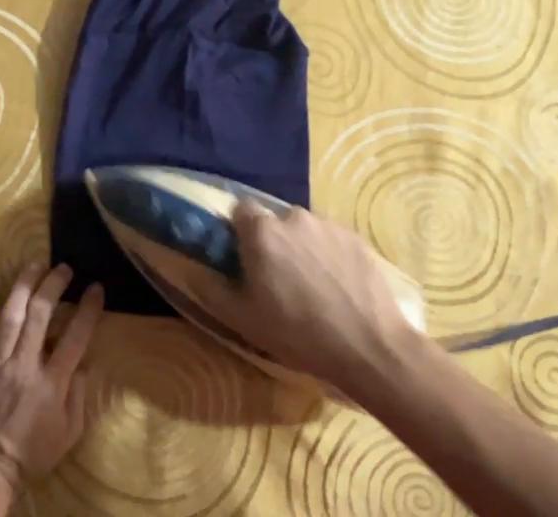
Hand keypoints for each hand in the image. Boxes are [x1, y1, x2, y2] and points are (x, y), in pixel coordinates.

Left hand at [0, 263, 104, 509]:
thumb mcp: (69, 433)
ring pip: (9, 313)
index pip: (76, 336)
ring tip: (33, 264)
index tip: (96, 286)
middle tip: (63, 267)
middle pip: (42, 313)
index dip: (89, 308)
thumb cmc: (30, 454)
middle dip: (54, 284)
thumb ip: (79, 396)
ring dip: (23, 285)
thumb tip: (84, 363)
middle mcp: (23, 364)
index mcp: (52, 382)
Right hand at [193, 202, 418, 391]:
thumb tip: (189, 268)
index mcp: (261, 231)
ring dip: (302, 249)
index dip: (239, 231)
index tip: (243, 256)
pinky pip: (332, 240)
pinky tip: (337, 288)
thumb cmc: (297, 332)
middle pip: (275, 221)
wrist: (368, 346)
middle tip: (277, 278)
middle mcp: (293, 217)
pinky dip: (330, 256)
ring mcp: (329, 226)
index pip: (240, 210)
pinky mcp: (356, 238)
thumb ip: (211, 288)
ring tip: (312, 286)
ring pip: (305, 230)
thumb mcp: (242, 319)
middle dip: (273, 242)